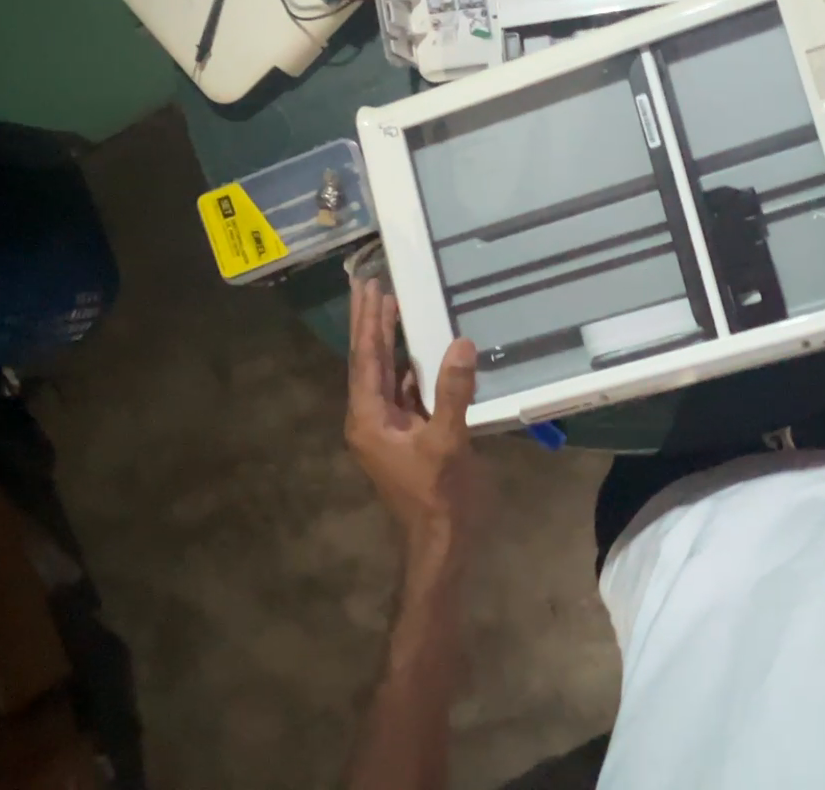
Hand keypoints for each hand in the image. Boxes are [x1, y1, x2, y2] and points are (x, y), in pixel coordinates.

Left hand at [345, 277, 481, 557]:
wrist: (441, 540)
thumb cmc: (437, 493)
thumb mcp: (446, 441)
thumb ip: (452, 392)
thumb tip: (459, 343)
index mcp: (368, 418)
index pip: (365, 359)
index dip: (369, 322)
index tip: (371, 288)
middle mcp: (370, 418)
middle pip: (368, 361)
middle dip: (370, 323)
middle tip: (371, 284)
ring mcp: (388, 427)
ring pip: (385, 374)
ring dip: (390, 341)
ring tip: (395, 306)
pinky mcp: (407, 434)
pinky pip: (405, 390)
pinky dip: (412, 366)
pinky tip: (424, 350)